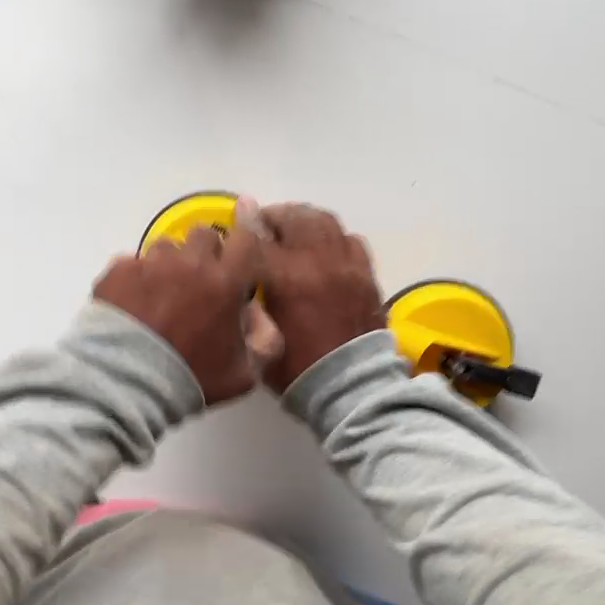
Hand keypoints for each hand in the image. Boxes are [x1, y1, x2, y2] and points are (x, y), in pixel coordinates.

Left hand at [93, 216, 271, 404]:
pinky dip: (134, 278)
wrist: (127, 384)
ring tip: (159, 294)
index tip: (236, 263)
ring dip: (168, 264)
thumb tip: (254, 311)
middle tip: (197, 282)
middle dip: (205, 253)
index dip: (242, 248)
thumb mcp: (244, 374)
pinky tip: (131, 305)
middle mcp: (190, 262)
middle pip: (204, 234)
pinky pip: (131, 263)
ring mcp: (151, 263)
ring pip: (166, 247)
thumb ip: (264, 339)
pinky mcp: (118, 270)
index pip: (245, 239)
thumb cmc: (190, 379)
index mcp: (225, 281)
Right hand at [255, 203, 384, 389]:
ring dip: (304, 219)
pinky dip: (333, 237)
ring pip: (325, 221)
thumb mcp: (261, 337)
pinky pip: (350, 240)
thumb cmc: (298, 369)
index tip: (238, 215)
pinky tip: (325, 250)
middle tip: (264, 225)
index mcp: (286, 278)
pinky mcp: (366, 275)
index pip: (259, 236)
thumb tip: (245, 275)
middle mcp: (317, 262)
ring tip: (293, 229)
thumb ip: (251, 301)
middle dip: (275, 216)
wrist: (352, 389)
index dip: (245, 223)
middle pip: (295, 217)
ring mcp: (347, 266)